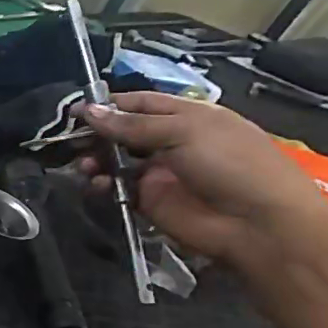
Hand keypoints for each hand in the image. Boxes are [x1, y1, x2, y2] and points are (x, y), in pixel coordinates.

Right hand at [74, 92, 327, 266]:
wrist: (258, 224)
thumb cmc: (230, 164)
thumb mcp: (183, 131)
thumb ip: (132, 125)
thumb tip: (87, 112)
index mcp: (186, 116)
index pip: (139, 103)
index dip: (108, 105)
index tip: (75, 111)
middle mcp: (171, 141)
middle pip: (123, 131)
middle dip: (96, 133)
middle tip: (70, 139)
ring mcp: (160, 172)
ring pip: (116, 160)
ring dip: (96, 159)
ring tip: (83, 164)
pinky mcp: (150, 201)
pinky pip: (119, 188)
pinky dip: (104, 185)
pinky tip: (97, 184)